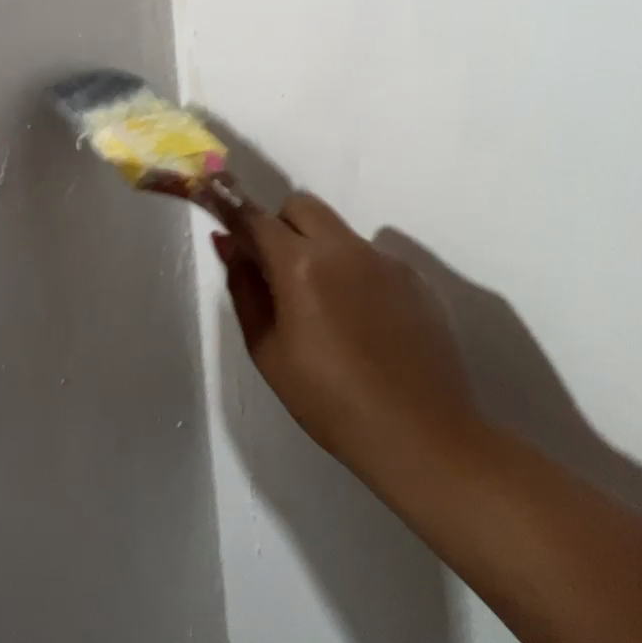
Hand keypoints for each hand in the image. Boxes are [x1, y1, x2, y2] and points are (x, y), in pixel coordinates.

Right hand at [209, 186, 479, 474]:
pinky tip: (363, 325)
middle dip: (281, 225)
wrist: (422, 435)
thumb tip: (229, 245)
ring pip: (340, 234)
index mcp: (301, 264)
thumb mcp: (267, 349)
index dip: (233, 212)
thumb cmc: (328, 399)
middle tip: (276, 272)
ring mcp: (387, 262)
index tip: (219, 211)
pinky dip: (355, 276)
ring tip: (325, 310)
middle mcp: (346, 249)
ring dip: (320, 252)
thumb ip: (244, 288)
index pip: (256, 218)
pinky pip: (373, 261)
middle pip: (302, 207)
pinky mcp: (419, 282)